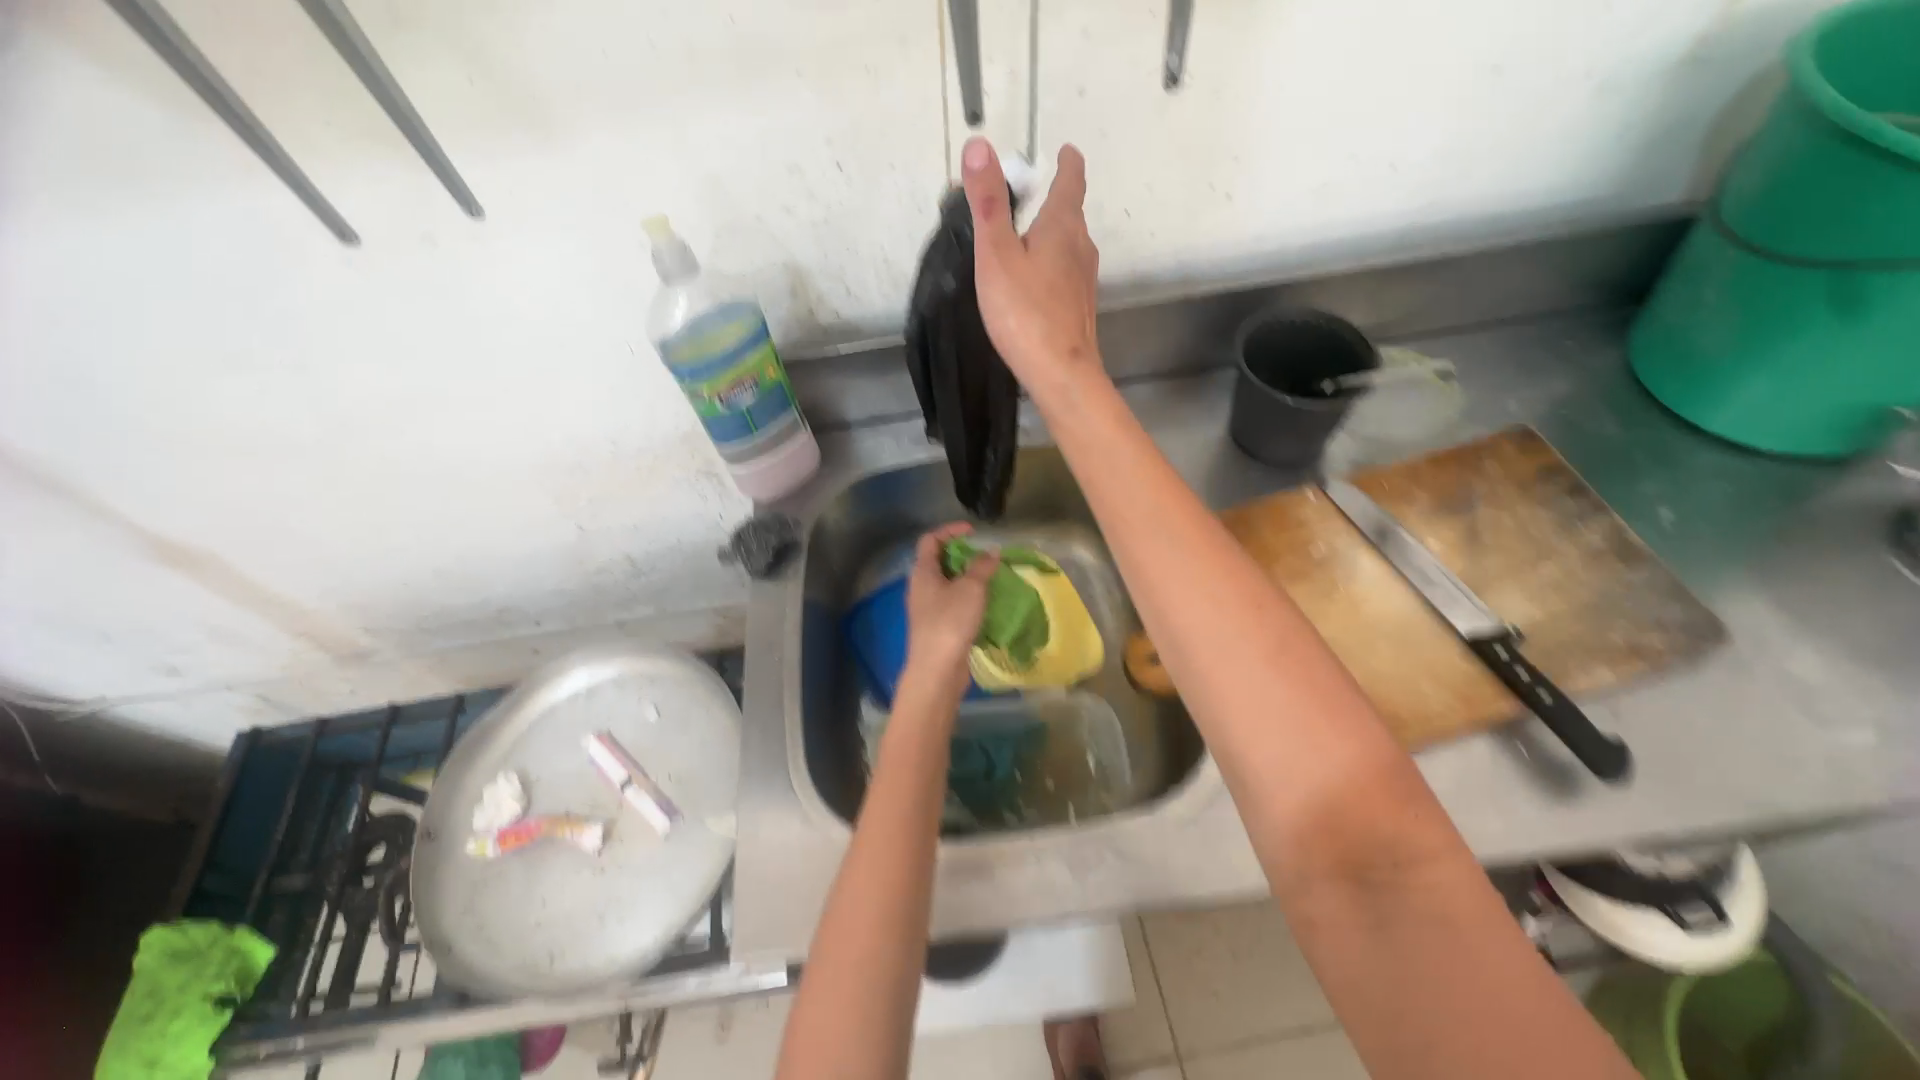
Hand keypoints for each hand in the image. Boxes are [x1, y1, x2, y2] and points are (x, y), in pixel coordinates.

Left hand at [904, 524, 997, 692]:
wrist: (937, 669)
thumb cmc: (950, 622)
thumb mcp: (971, 589)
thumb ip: (982, 567)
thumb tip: (990, 552)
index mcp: (923, 572)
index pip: (930, 540)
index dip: (950, 531)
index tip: (973, 532)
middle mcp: (921, 587)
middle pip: (938, 561)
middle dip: (962, 555)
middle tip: (985, 556)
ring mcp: (927, 608)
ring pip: (947, 584)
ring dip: (967, 578)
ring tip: (991, 578)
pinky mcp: (937, 626)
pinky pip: (952, 603)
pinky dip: (968, 598)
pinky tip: (986, 604)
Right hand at [959, 138, 1104, 405]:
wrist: (1061, 373)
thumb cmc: (1025, 312)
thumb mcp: (996, 253)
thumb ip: (989, 202)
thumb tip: (980, 146)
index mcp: (1063, 226)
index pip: (1071, 180)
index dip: (1067, 162)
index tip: (1063, 151)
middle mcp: (1082, 247)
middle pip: (1069, 212)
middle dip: (1050, 198)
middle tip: (1023, 195)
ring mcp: (1084, 279)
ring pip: (1068, 244)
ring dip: (1050, 233)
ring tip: (1024, 235)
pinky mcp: (1079, 306)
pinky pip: (1065, 271)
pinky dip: (1050, 262)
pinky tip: (1033, 281)